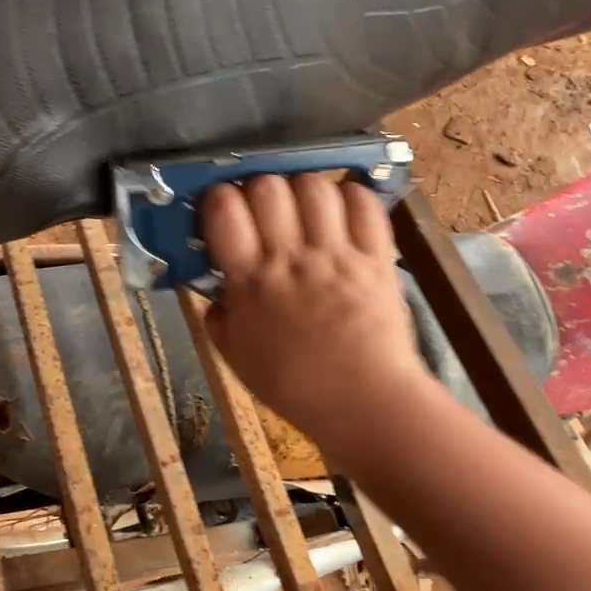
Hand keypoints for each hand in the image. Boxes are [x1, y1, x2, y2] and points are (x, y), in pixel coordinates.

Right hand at [200, 176, 430, 427]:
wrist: (364, 403)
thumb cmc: (293, 385)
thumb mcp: (235, 357)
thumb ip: (218, 317)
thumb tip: (214, 292)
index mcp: (250, 281)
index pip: (224, 209)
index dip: (218, 197)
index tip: (220, 208)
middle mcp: (290, 258)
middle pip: (267, 187)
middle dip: (258, 187)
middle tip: (262, 207)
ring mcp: (336, 254)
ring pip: (315, 187)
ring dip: (303, 188)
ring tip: (303, 206)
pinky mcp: (376, 257)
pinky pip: (364, 205)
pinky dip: (351, 196)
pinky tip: (341, 209)